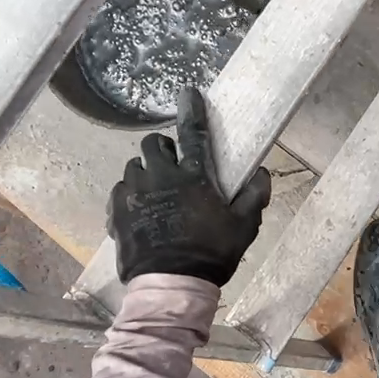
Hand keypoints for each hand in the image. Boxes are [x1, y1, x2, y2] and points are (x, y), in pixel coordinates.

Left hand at [110, 88, 270, 286]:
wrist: (171, 286)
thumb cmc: (212, 253)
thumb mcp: (245, 226)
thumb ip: (255, 196)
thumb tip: (262, 172)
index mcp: (193, 176)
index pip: (193, 132)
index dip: (191, 109)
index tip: (188, 91)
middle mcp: (160, 177)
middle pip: (152, 143)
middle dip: (162, 147)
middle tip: (173, 162)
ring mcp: (134, 194)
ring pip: (133, 166)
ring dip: (145, 170)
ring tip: (156, 188)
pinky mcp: (117, 213)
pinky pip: (118, 191)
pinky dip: (129, 193)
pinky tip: (140, 208)